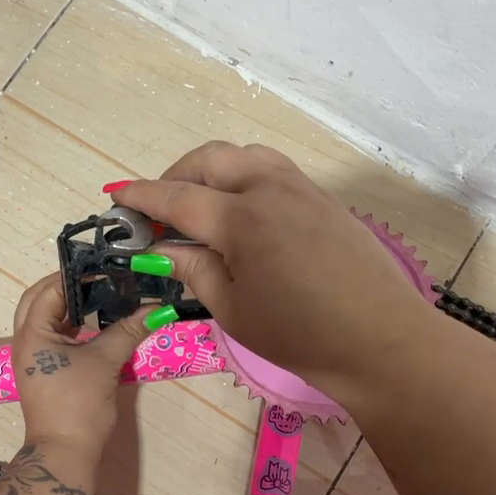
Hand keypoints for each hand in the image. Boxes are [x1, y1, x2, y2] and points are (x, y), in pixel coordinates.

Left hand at [11, 273, 151, 455]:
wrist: (65, 453)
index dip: (74, 277)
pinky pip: (53, 339)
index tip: (102, 268)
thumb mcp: (105, 363)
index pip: (48, 290)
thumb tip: (156, 308)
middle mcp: (25, 342)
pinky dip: (71, 328)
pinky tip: (96, 325)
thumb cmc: (78, 405)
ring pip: (46, 321)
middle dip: (66, 288)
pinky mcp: (42, 372)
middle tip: (96, 279)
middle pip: (39, 301)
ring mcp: (31, 359)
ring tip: (100, 297)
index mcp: (31, 334)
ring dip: (69, 308)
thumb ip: (128, 331)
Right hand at [112, 141, 435, 395]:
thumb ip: (193, 269)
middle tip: (157, 210)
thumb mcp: (232, 309)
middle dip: (175, 175)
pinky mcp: (321, 197)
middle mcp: (269, 188)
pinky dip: (242, 176)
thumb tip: (162, 249)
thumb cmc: (298, 334)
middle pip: (210, 159)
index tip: (115, 196)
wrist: (380, 339)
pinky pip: (271, 168)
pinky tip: (238, 211)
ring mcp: (300, 187)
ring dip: (211, 170)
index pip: (178, 197)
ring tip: (198, 204)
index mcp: (242, 219)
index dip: (142, 196)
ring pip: (243, 155)